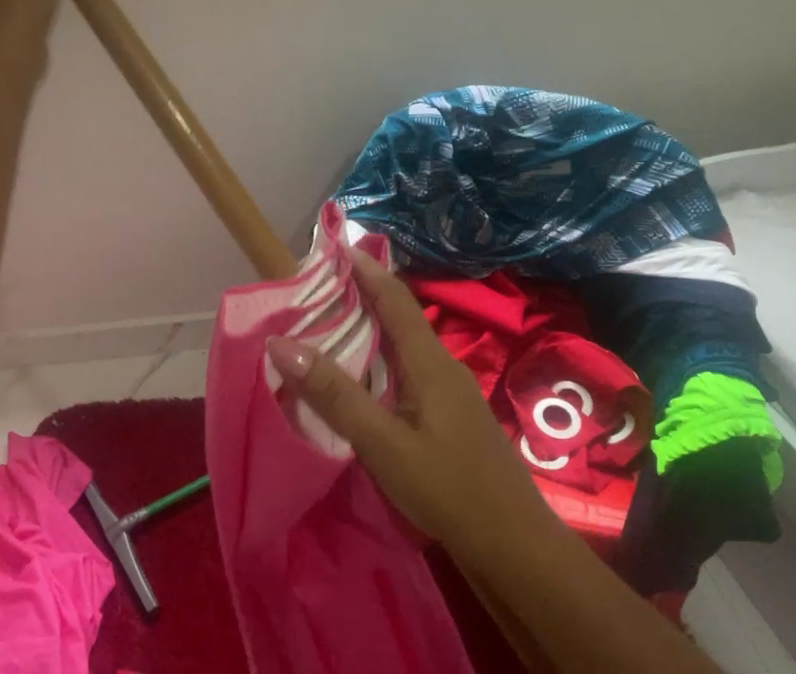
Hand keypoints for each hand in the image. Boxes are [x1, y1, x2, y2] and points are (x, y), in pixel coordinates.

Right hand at [266, 250, 552, 550]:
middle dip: (358, 297)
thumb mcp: (383, 444)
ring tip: (323, 326)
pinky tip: (356, 380)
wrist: (515, 548)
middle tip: (311, 289)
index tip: (331, 246)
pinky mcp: (448, 418)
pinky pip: (406, 373)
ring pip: (402, 348)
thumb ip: (334, 394)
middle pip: (398, 318)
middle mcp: (442, 368)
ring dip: (366, 331)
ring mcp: (449, 394)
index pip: (395, 299)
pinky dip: (376, 362)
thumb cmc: (449, 490)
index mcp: (430, 363)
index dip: (365, 270)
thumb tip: (280, 343)